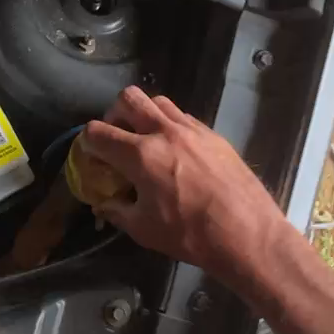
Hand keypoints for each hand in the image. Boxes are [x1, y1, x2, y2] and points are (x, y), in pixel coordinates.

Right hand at [79, 86, 294, 287]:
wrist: (246, 232)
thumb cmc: (190, 235)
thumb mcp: (144, 229)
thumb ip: (117, 211)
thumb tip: (103, 204)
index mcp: (141, 155)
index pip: (97, 132)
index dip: (86, 143)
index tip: (91, 157)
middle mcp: (164, 132)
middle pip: (128, 98)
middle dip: (114, 115)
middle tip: (117, 139)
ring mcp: (192, 129)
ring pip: (158, 101)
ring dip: (144, 114)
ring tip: (146, 141)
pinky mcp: (213, 135)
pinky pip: (183, 116)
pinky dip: (170, 125)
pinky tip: (176, 151)